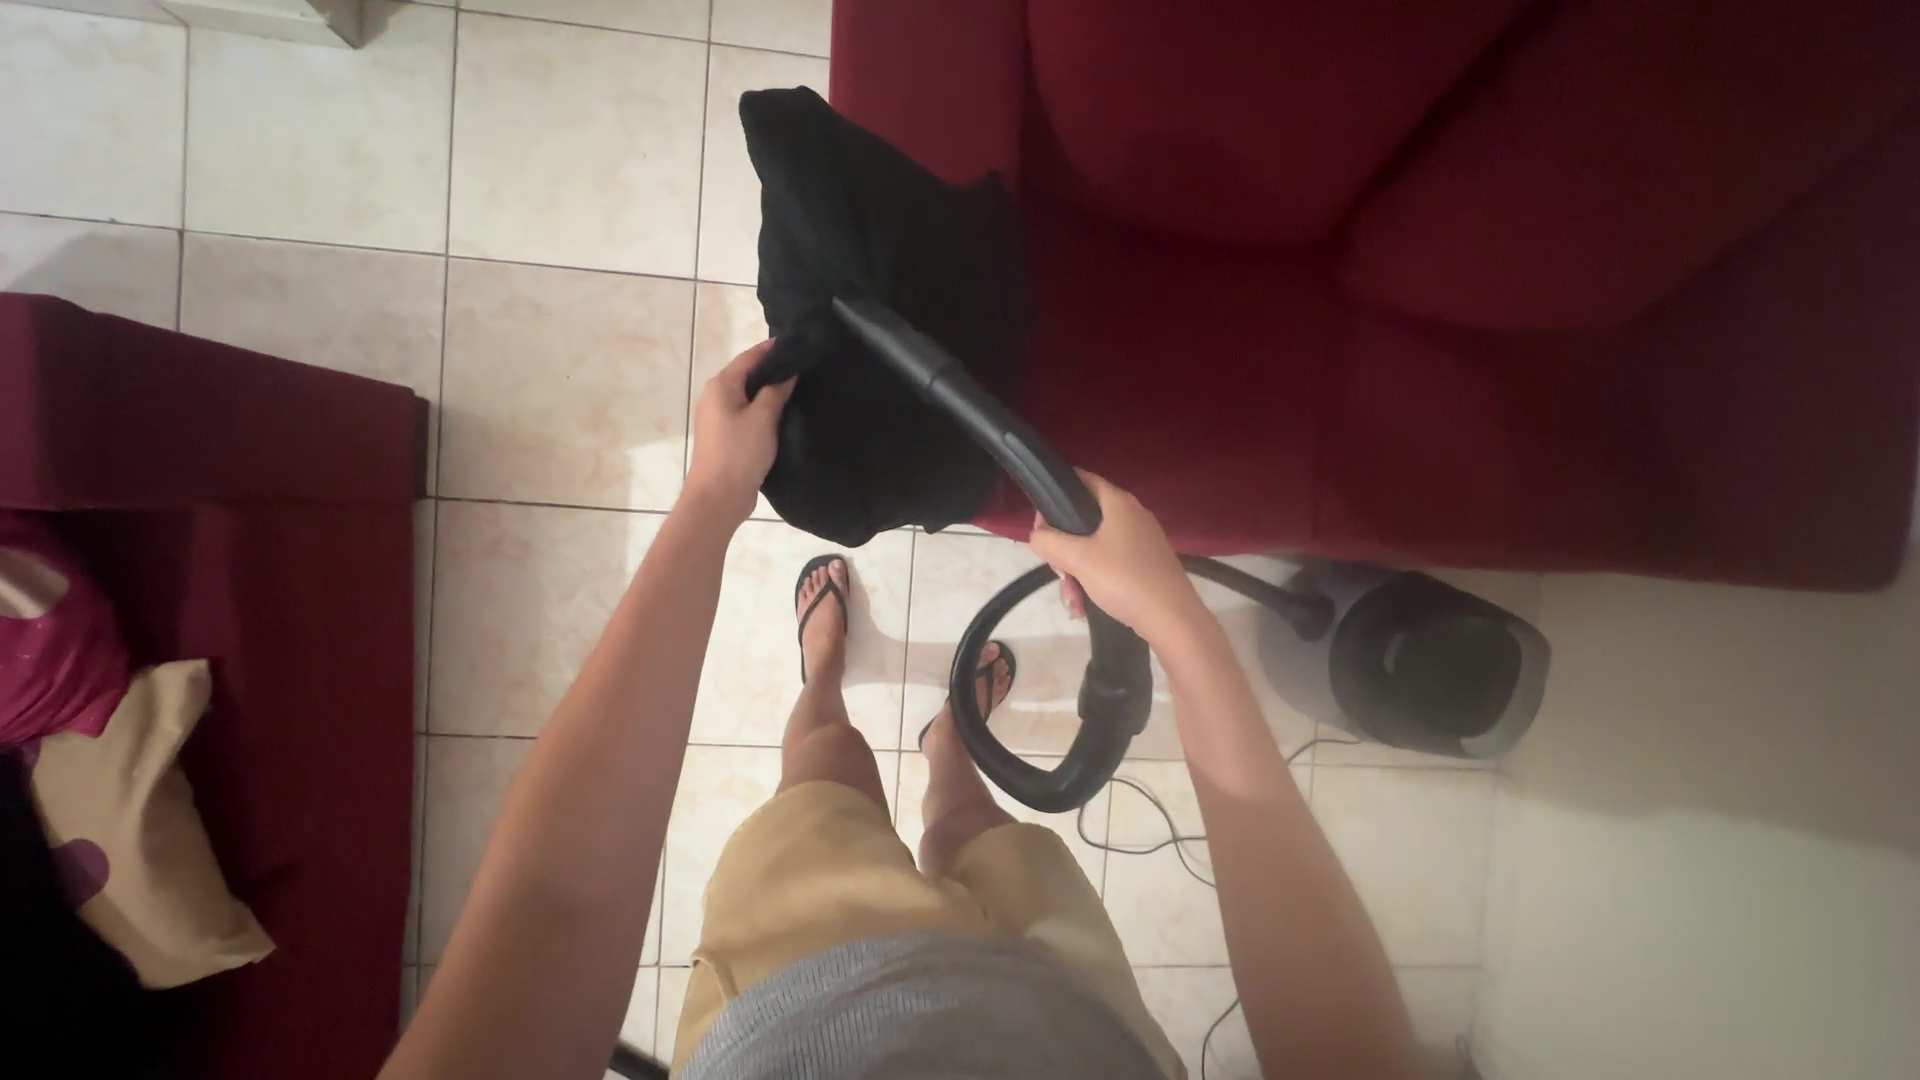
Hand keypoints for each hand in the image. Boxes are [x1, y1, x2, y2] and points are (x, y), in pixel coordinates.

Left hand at [683, 340, 794, 524]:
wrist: (718, 497)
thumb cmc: (739, 453)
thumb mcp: (763, 418)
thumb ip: (776, 391)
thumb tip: (787, 372)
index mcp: (721, 386)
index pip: (750, 357)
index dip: (772, 349)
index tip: (798, 345)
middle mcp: (716, 397)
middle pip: (747, 375)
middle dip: (773, 371)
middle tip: (804, 368)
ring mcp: (719, 419)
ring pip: (748, 397)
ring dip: (770, 393)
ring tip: (800, 391)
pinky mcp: (727, 438)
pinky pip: (748, 415)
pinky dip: (764, 412)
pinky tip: (784, 417)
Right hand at [1027, 470, 1203, 643]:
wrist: (1172, 619)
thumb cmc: (1124, 579)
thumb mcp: (1077, 559)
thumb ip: (1048, 541)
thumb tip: (1037, 535)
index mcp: (1118, 502)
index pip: (1081, 479)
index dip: (1056, 496)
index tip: (1042, 526)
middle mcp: (1132, 514)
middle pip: (1084, 519)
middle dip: (1064, 548)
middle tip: (1059, 572)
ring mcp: (1142, 540)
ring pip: (1095, 546)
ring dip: (1076, 571)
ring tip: (1074, 599)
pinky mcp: (1146, 563)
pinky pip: (1110, 564)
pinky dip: (1095, 580)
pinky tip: (1087, 604)